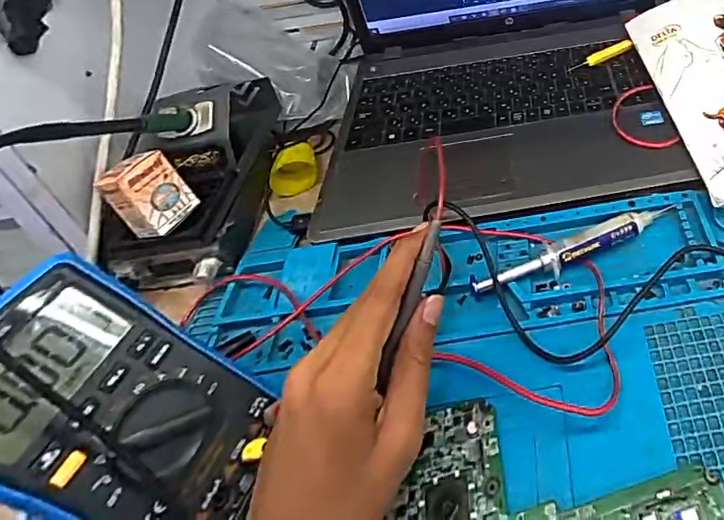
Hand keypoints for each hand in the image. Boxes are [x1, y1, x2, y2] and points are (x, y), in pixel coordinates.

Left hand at [249, 227, 442, 519]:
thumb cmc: (350, 501)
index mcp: (340, 380)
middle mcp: (311, 368)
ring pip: (349, 320)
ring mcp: (297, 376)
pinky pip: (336, 341)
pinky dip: (365, 328)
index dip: (404, 258)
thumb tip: (430, 308)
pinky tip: (386, 337)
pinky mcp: (293, 385)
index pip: (378, 299)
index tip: (425, 230)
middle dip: (398, 277)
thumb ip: (416, 365)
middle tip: (430, 257)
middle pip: (363, 305)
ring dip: (383, 304)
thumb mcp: (401, 437)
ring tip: (416, 300)